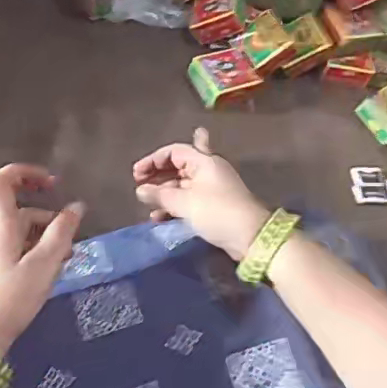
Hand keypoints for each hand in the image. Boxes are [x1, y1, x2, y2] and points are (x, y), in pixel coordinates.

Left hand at [0, 164, 84, 353]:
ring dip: (43, 235)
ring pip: (17, 229)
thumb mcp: (44, 263)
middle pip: (16, 207)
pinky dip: (34, 249)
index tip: (52, 183)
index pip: (2, 180)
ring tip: (67, 256)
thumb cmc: (10, 295)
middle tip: (70, 230)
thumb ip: (62, 232)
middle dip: (46, 214)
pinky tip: (51, 270)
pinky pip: (13, 246)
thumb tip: (76, 206)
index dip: (25, 173)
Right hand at [132, 128, 271, 259]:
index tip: (136, 175)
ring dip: (164, 193)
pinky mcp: (214, 205)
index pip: (173, 152)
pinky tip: (161, 217)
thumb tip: (140, 190)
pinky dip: (174, 205)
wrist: (250, 236)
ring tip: (149, 205)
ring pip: (182, 184)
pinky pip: (188, 199)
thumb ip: (159, 195)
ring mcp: (212, 187)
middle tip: (139, 186)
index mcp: (203, 161)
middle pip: (177, 166)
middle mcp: (208, 170)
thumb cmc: (216, 212)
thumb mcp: (184, 203)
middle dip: (157, 176)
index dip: (152, 160)